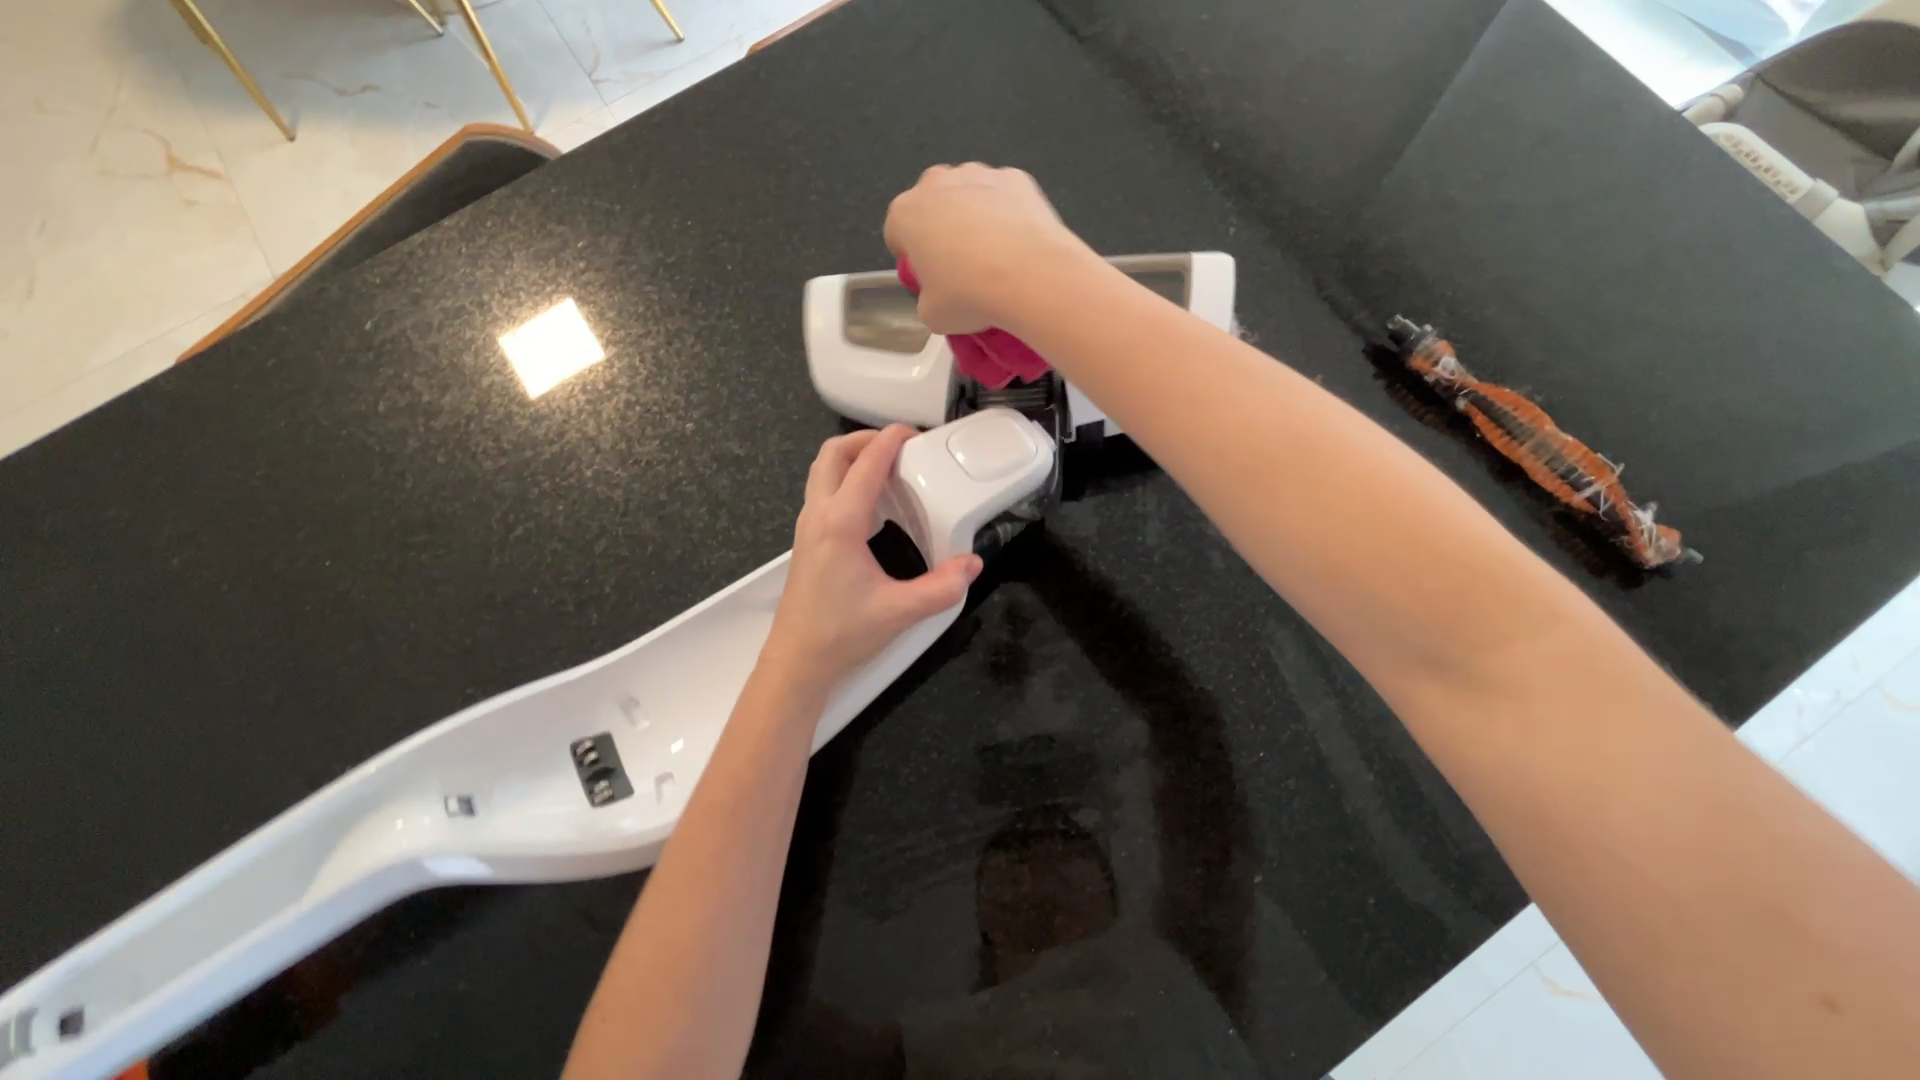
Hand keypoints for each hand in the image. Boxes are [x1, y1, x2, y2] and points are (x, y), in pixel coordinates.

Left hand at [764, 426, 983, 693]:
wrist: (797, 661)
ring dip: (852, 458)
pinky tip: (873, 505)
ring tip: (889, 469)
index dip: (891, 440)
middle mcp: (819, 515)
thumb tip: (972, 565)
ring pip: (822, 471)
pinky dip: (845, 480)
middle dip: (865, 440)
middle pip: (833, 454)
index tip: (914, 433)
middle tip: (899, 447)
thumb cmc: (842, 634)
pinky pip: (823, 492)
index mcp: (841, 522)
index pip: (867, 464)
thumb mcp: (900, 612)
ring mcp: (808, 527)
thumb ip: (942, 588)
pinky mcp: (807, 541)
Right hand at [883, 163, 1099, 337]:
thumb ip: (927, 298)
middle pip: (931, 204)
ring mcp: (978, 174)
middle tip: (960, 264)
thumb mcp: (932, 315)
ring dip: (973, 215)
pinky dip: (1007, 212)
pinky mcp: (1016, 177)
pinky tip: (1018, 241)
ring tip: (993, 252)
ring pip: (967, 192)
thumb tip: (939, 296)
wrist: (1031, 276)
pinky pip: (1003, 195)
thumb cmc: (971, 295)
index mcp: (905, 214)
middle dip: (940, 227)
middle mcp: (936, 183)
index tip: (928, 277)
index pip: (897, 234)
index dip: (912, 258)